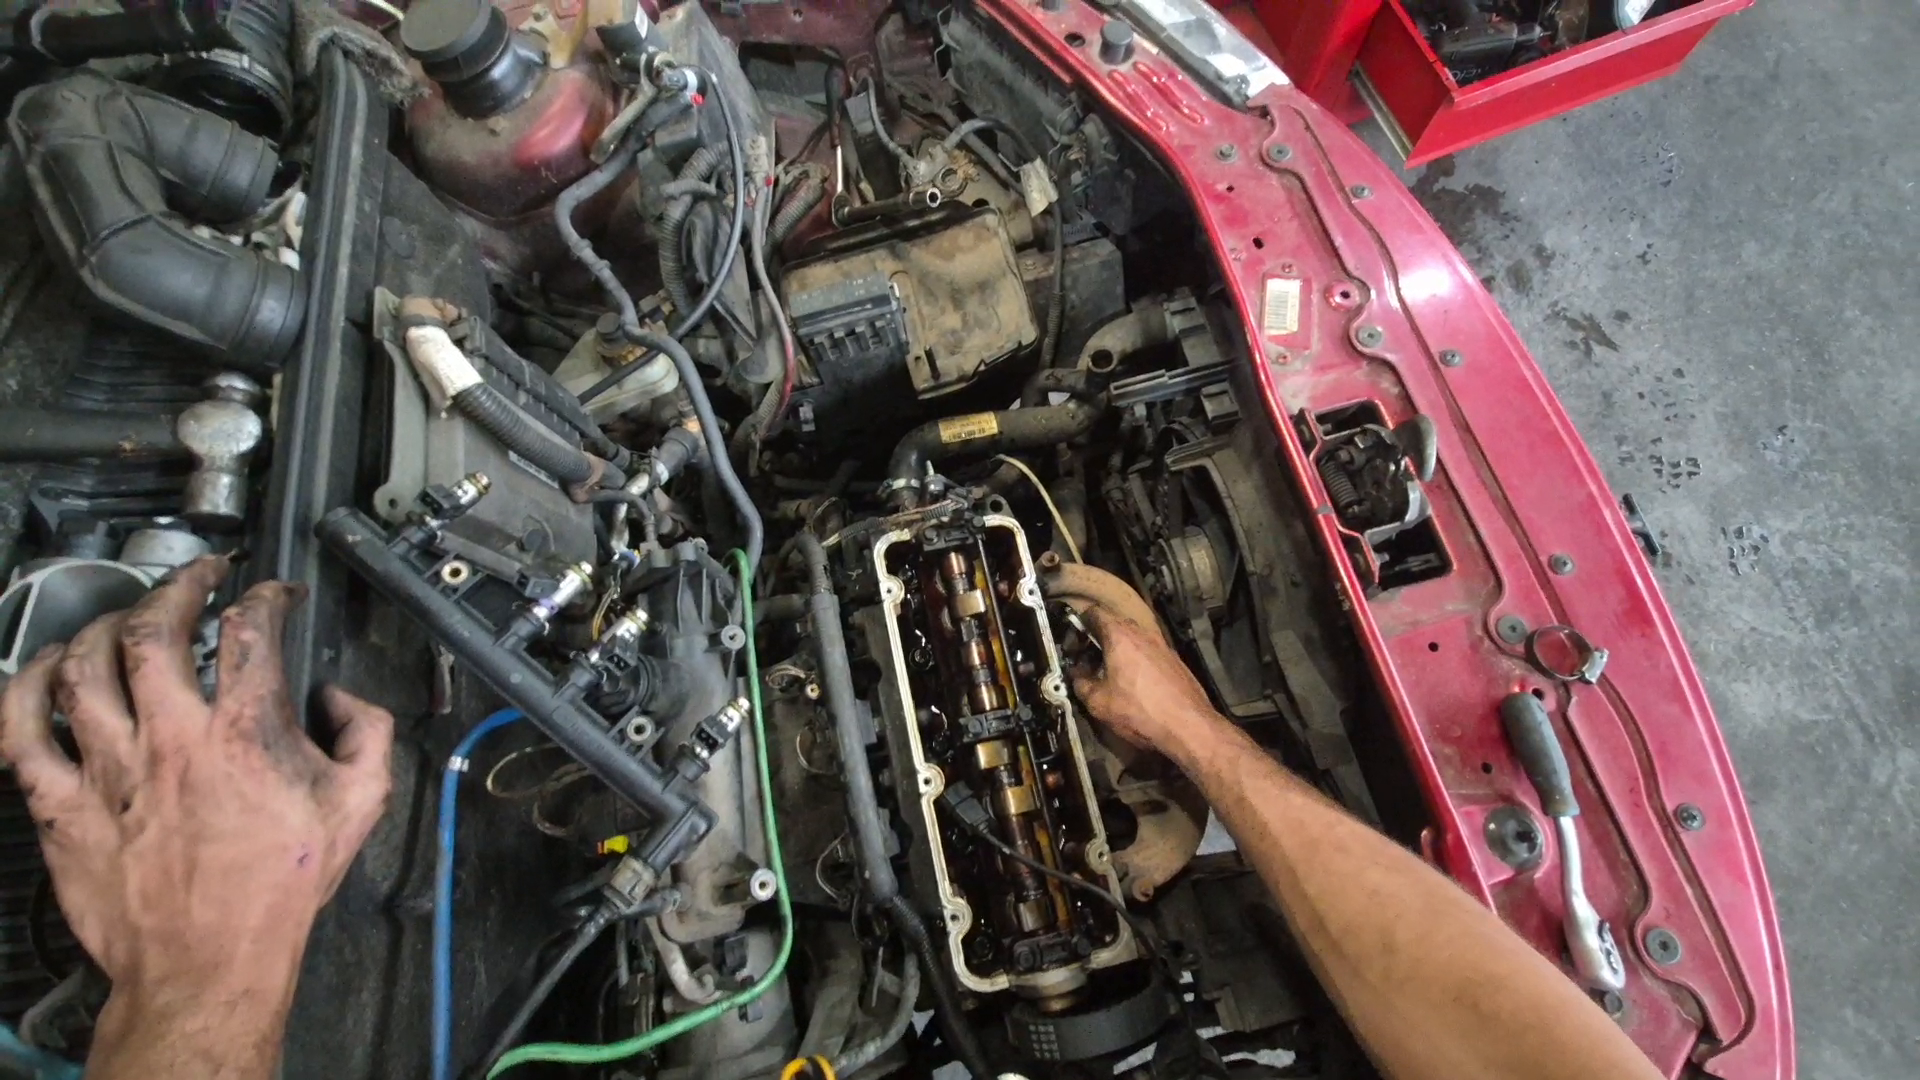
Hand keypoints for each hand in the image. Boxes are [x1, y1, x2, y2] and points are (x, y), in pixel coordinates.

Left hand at [0, 557, 393, 998]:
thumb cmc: (290, 873)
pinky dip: (21, 690)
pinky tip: (39, 671)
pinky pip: (17, 733)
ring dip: (102, 627)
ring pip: (78, 670)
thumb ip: (368, 730)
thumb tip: (336, 697)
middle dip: (177, 588)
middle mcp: (173, 736)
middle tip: (200, 576)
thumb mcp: (366, 796)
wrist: (210, 953)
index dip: (265, 597)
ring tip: (127, 615)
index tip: (275, 593)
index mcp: (250, 731)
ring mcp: (108, 769)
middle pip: (151, 634)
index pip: (251, 633)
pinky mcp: (61, 805)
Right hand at [1070, 604, 1219, 758]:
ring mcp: (1163, 646)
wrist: (1188, 726)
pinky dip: (1138, 660)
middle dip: (1100, 637)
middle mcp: (1143, 633)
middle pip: (1116, 624)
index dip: (1080, 620)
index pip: (1095, 613)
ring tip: (1111, 672)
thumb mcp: (1099, 702)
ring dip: (1121, 650)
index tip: (1073, 635)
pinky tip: (1136, 683)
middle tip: (1089, 657)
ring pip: (1135, 639)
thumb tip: (1077, 676)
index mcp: (1120, 636)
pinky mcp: (1176, 661)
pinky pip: (1150, 652)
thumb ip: (1081, 684)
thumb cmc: (1140, 711)